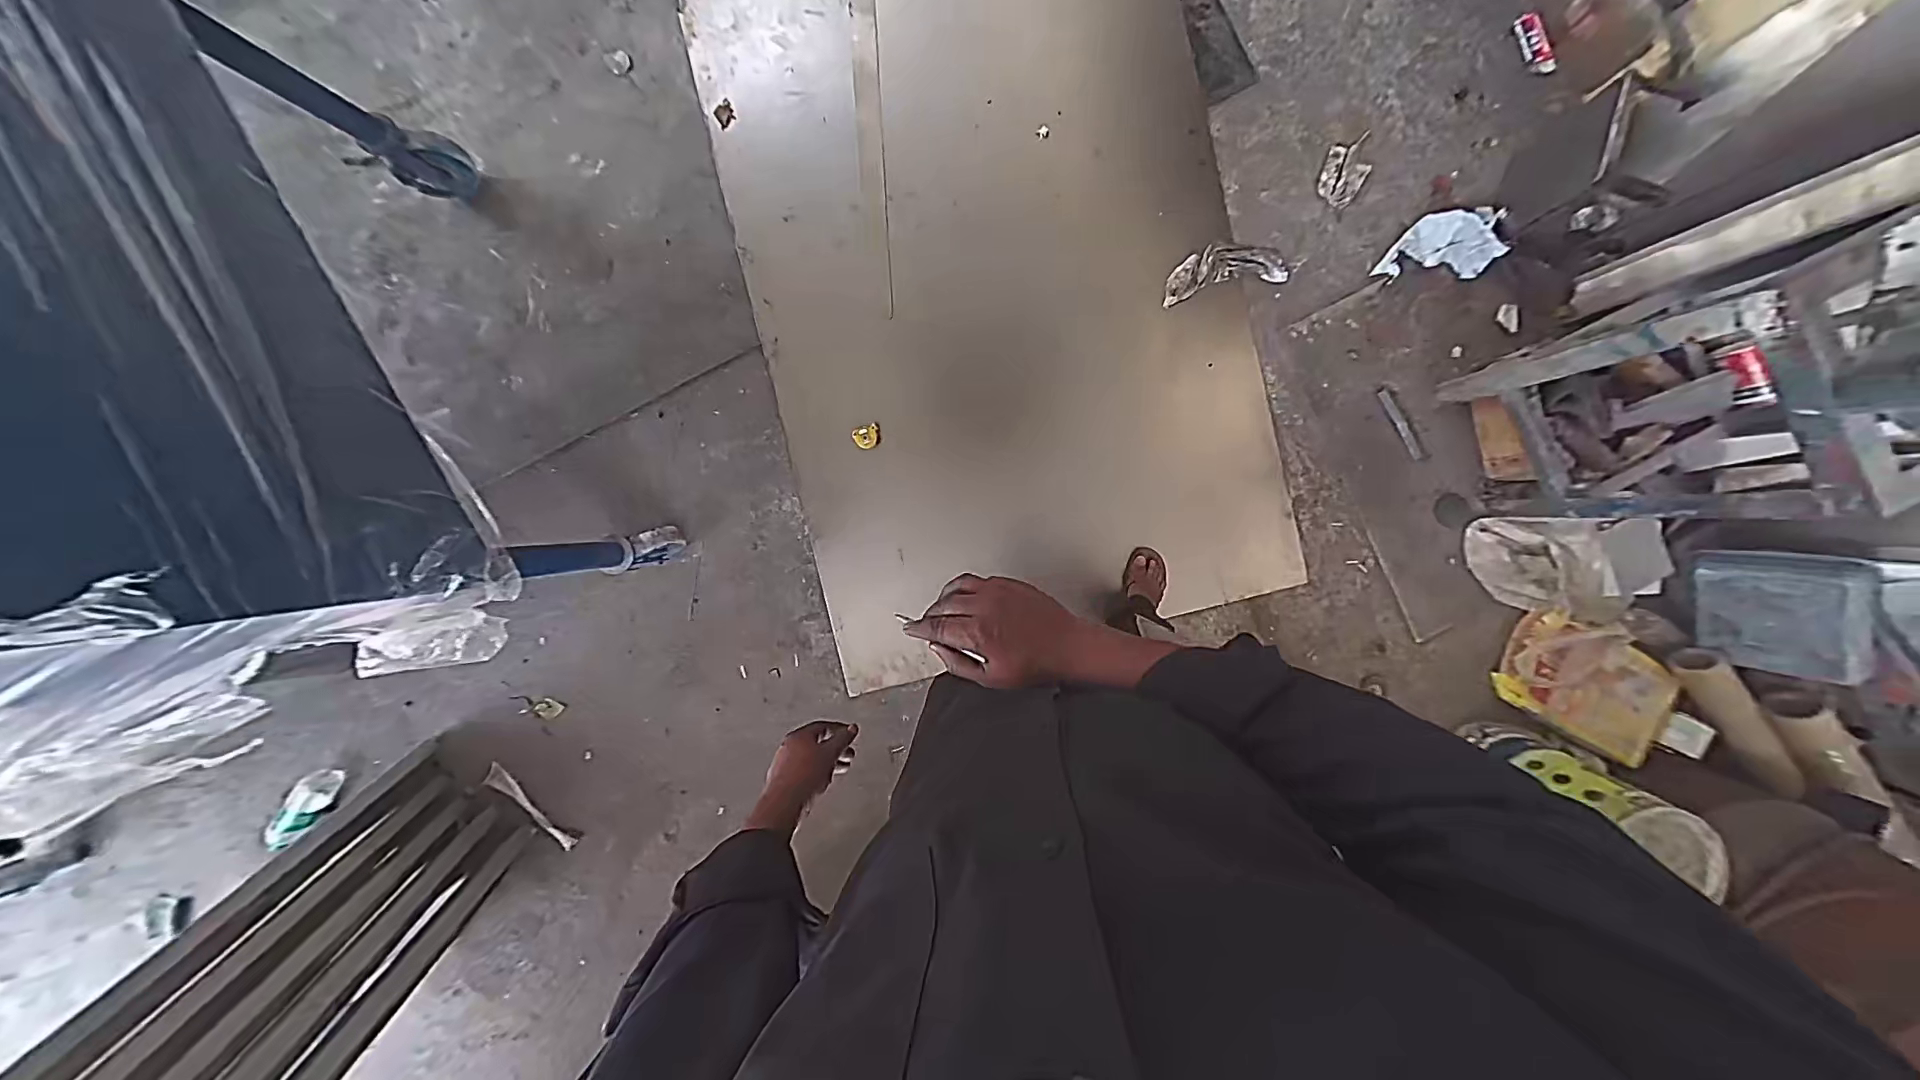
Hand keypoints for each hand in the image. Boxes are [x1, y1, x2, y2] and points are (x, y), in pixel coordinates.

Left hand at [744, 720, 856, 835]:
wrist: (785, 803)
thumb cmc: (804, 777)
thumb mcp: (831, 754)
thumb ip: (843, 739)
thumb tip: (851, 729)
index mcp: (799, 736)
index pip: (823, 727)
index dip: (839, 730)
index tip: (849, 734)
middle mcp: (789, 747)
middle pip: (817, 743)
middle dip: (835, 749)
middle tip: (847, 754)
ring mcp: (784, 763)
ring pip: (811, 758)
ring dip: (827, 763)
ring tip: (839, 770)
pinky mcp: (784, 780)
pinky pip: (804, 772)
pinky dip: (816, 773)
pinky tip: (822, 782)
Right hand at [900, 574, 1177, 689]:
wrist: (1069, 646)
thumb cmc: (1038, 664)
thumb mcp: (991, 678)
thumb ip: (957, 663)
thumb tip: (939, 648)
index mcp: (978, 632)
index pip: (936, 627)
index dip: (919, 628)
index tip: (911, 629)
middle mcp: (985, 606)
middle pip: (943, 604)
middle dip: (930, 614)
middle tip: (926, 623)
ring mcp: (998, 591)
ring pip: (957, 586)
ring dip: (944, 597)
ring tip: (941, 608)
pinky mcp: (1009, 583)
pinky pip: (977, 579)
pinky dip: (963, 587)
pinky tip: (963, 596)